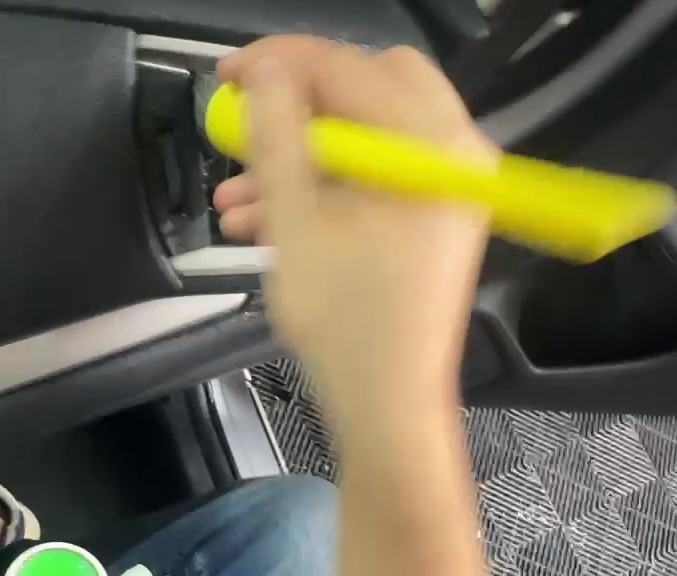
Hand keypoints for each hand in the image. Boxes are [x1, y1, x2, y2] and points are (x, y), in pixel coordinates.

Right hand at [213, 38, 494, 447]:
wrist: (388, 409)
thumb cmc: (347, 326)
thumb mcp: (297, 226)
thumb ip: (277, 137)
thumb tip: (262, 74)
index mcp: (430, 145)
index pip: (348, 70)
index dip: (278, 65)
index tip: (225, 74)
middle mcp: (451, 155)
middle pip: (363, 94)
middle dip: (294, 115)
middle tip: (242, 134)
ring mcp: (442, 192)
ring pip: (359, 147)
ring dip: (294, 166)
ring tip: (231, 202)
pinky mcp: (427, 225)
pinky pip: (369, 186)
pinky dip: (320, 197)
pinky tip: (261, 223)